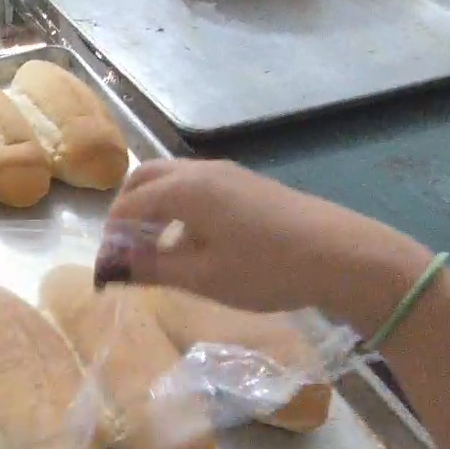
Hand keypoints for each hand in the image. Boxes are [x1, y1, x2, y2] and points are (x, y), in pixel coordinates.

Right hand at [95, 159, 431, 333]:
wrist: (343, 256)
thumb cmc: (265, 269)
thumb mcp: (200, 277)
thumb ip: (149, 267)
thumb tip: (110, 267)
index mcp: (184, 189)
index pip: (127, 207)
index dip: (110, 239)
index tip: (107, 272)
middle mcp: (200, 171)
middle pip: (143, 179)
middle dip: (125, 212)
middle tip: (123, 251)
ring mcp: (226, 174)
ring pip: (170, 180)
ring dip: (150, 207)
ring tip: (153, 249)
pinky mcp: (245, 184)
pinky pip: (193, 186)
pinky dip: (175, 206)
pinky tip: (188, 242)